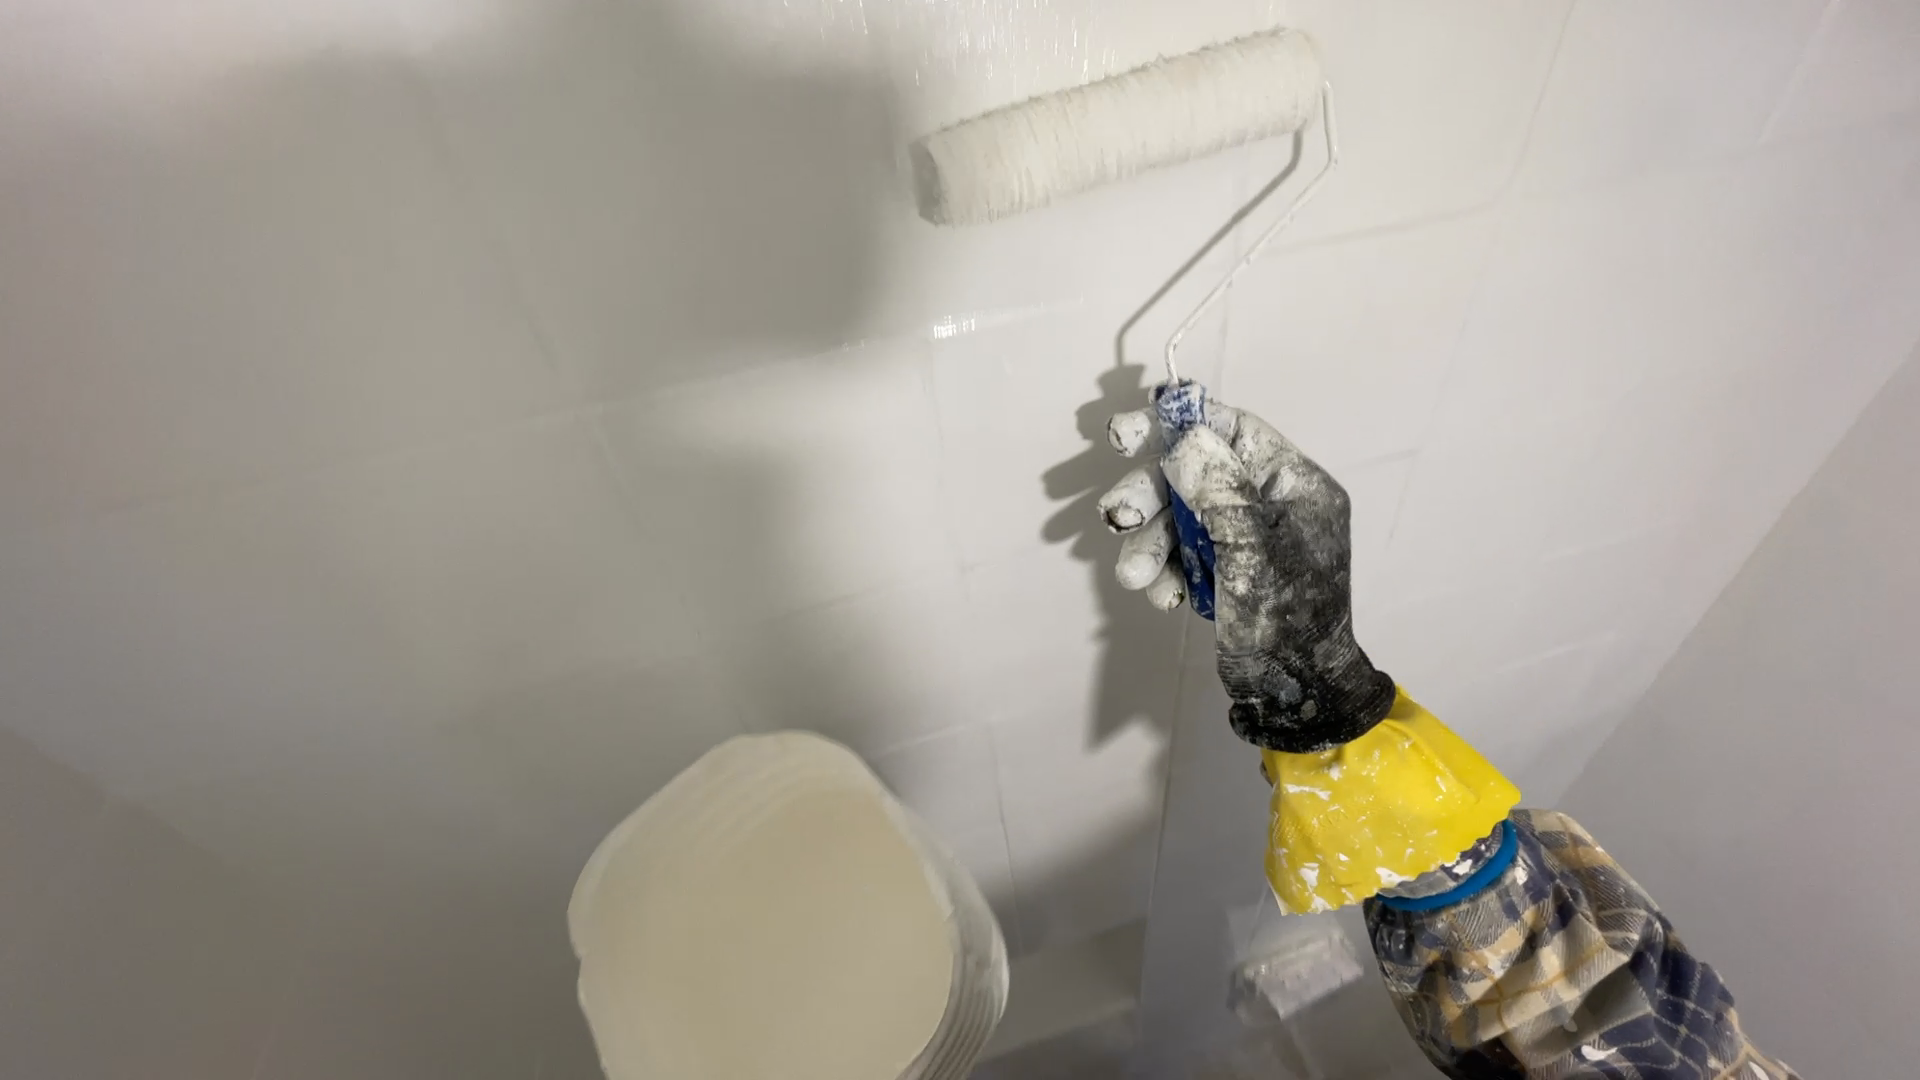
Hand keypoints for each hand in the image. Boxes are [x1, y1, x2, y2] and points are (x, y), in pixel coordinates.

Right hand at [1097, 398, 1394, 751]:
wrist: (1292, 691)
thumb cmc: (1288, 618)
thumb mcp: (1255, 550)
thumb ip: (1220, 490)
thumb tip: (1185, 437)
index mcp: (1289, 484)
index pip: (1229, 430)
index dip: (1175, 423)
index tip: (1122, 434)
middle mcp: (1261, 502)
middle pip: (1188, 474)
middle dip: (1148, 496)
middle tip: (1117, 514)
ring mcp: (1236, 536)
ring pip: (1173, 517)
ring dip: (1147, 543)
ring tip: (1134, 574)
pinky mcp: (1215, 568)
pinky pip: (1175, 554)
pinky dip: (1161, 572)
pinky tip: (1163, 595)